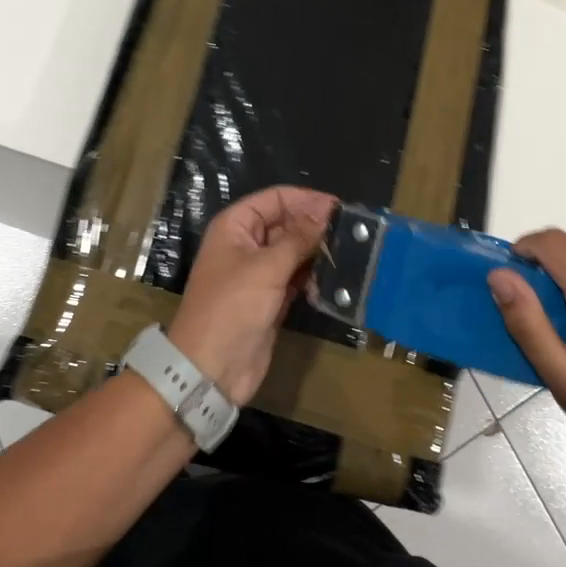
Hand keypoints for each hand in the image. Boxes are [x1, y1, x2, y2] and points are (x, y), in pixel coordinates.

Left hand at [168, 186, 334, 405]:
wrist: (212, 368)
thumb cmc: (233, 307)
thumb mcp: (267, 267)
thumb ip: (299, 237)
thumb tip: (326, 210)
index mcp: (235, 226)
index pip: (274, 199)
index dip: (306, 200)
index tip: (340, 207)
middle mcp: (246, 244)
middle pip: (286, 223)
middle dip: (314, 225)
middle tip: (353, 231)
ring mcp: (258, 273)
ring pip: (293, 251)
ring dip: (317, 252)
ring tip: (351, 252)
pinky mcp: (270, 299)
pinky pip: (295, 278)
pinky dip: (313, 277)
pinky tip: (336, 279)